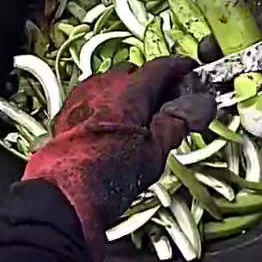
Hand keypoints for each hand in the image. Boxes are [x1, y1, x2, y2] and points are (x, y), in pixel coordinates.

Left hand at [23, 56, 214, 261]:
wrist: (65, 194)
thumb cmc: (107, 174)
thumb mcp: (156, 152)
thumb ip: (177, 122)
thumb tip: (196, 107)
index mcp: (130, 89)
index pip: (161, 66)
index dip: (179, 68)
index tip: (188, 71)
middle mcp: (104, 85)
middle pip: (135, 72)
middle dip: (152, 84)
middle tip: (166, 103)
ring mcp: (82, 96)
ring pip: (111, 84)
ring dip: (127, 95)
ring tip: (138, 119)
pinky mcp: (67, 111)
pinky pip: (92, 98)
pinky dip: (106, 106)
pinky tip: (112, 129)